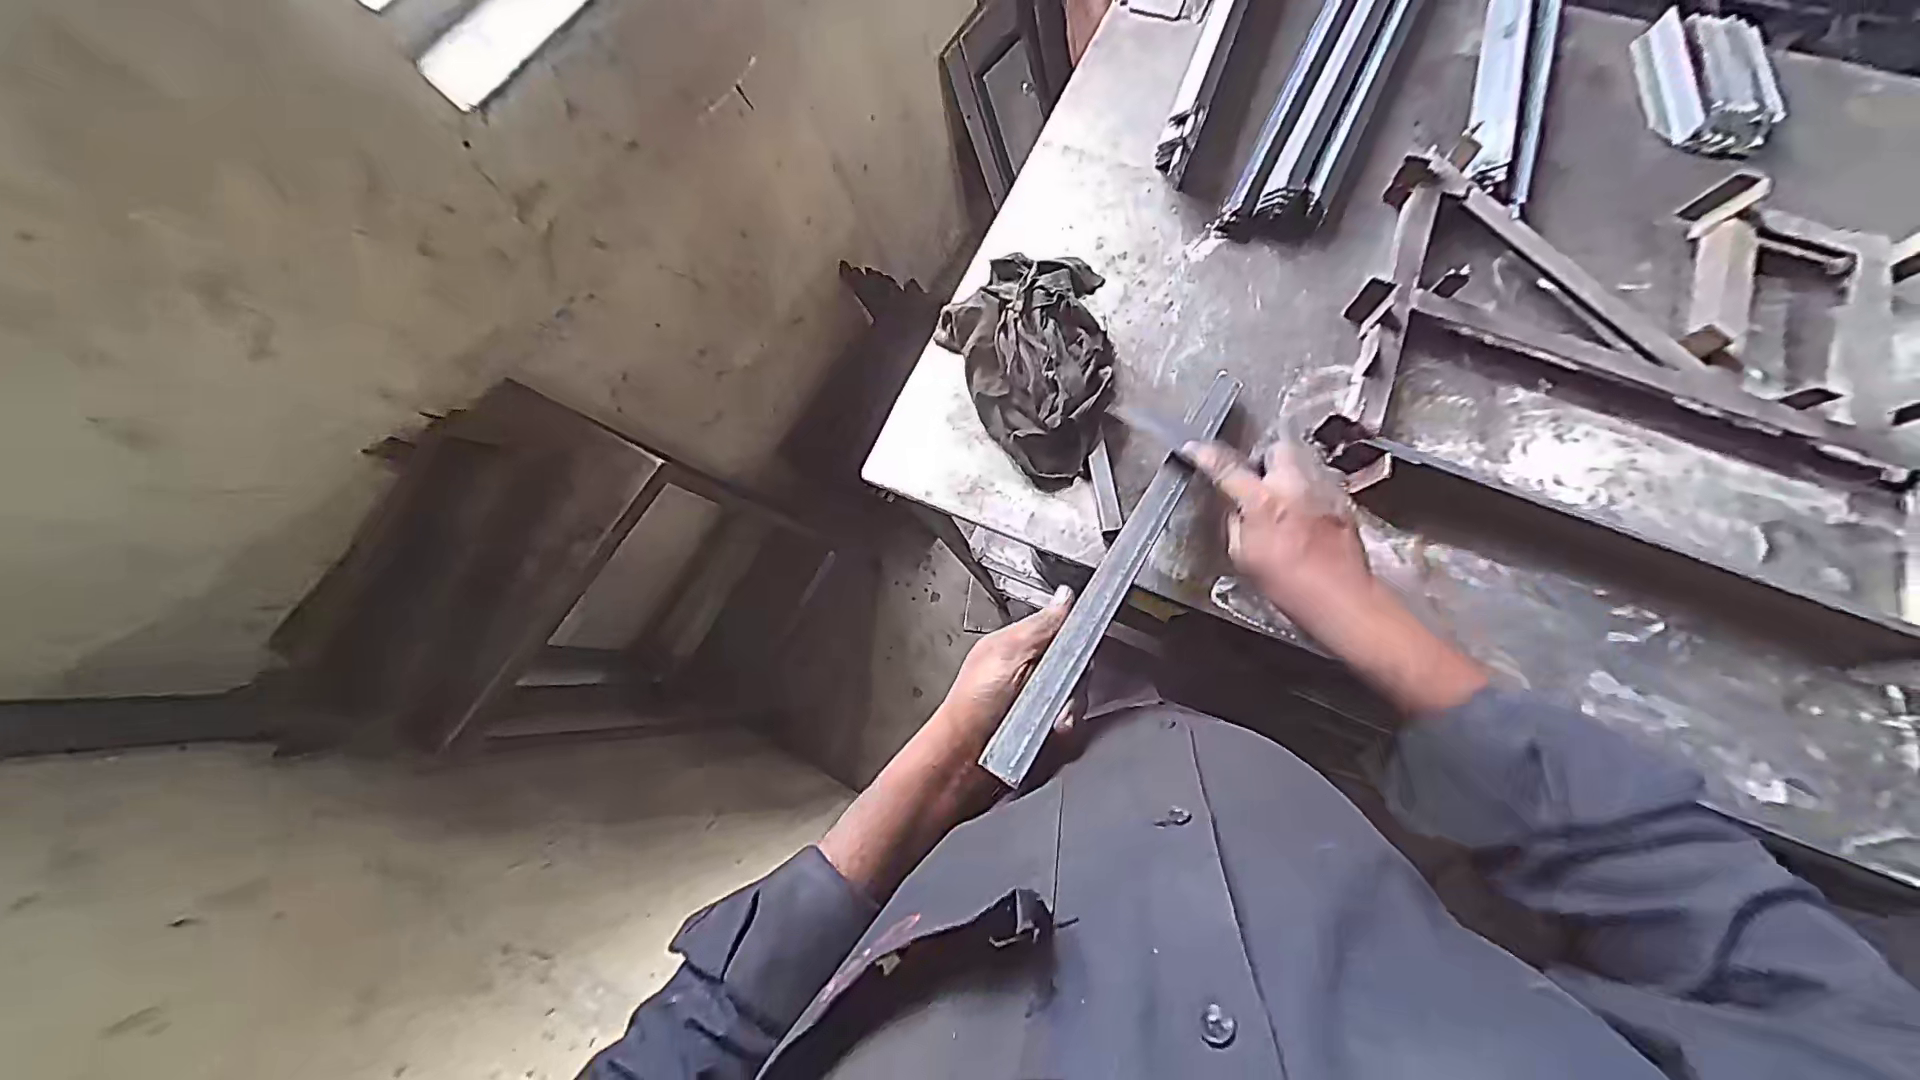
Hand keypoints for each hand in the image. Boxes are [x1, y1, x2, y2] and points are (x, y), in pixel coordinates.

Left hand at [819, 586, 1073, 899]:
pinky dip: (1066, 730)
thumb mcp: (1007, 654)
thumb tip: (1065, 597)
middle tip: (1055, 689)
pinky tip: (1048, 733)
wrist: (964, 763)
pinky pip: (1075, 724)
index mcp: (1017, 644)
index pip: (1063, 627)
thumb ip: (1041, 626)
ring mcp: (1040, 702)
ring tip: (1046, 718)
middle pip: (1079, 664)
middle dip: (1073, 680)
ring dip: (1068, 708)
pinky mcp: (1046, 730)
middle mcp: (1031, 671)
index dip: (1076, 637)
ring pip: (1079, 696)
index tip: (1079, 650)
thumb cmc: (971, 707)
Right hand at [1182, 439, 1373, 627]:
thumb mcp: (1242, 555)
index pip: (1227, 468)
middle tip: (1255, 479)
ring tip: (1281, 499)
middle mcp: (1296, 487)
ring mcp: (1324, 491)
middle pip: (1276, 448)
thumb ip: (1235, 523)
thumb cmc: (1290, 583)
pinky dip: (1307, 491)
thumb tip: (1236, 509)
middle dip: (1263, 459)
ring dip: (1287, 474)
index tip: (1195, 450)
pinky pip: (1320, 483)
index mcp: (1263, 501)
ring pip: (1302, 462)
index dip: (1206, 456)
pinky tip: (1302, 513)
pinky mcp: (1343, 501)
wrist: (1339, 597)